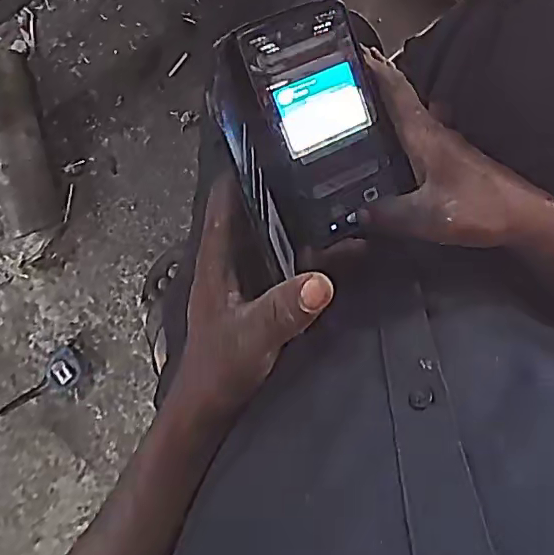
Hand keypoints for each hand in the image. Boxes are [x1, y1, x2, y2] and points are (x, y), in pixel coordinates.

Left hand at [168, 179, 333, 422]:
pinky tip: (342, 248)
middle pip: (256, 210)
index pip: (224, 199)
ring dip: (300, 218)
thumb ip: (284, 309)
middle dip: (282, 186)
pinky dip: (311, 250)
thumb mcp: (252, 337)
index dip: (241, 167)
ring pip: (275, 234)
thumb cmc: (216, 372)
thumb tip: (321, 280)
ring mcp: (249, 278)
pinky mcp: (265, 295)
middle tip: (318, 160)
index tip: (267, 141)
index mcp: (217, 259)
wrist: (211, 413)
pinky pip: (290, 260)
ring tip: (338, 193)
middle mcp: (232, 260)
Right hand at [361, 48, 553, 248]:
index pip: (396, 90)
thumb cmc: (483, 207)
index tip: (360, 51)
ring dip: (394, 102)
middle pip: (403, 96)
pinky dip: (406, 127)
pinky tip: (402, 142)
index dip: (376, 69)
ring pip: (414, 113)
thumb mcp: (426, 216)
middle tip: (360, 70)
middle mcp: (436, 132)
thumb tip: (361, 212)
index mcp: (425, 135)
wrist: (524, 215)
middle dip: (380, 80)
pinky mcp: (456, 159)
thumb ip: (389, 214)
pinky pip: (423, 133)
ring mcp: (448, 144)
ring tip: (373, 101)